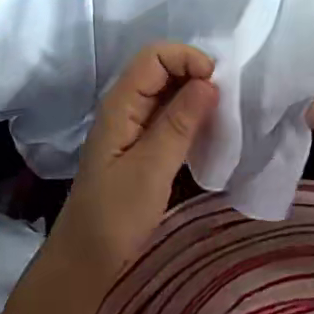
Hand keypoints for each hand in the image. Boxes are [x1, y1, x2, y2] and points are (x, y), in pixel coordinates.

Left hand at [47, 43, 217, 288]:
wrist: (87, 258)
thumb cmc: (116, 214)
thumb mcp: (152, 168)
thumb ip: (180, 123)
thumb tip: (209, 81)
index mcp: (120, 103)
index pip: (155, 55)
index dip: (187, 59)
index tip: (217, 85)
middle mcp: (125, 106)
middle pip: (161, 68)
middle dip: (195, 74)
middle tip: (226, 102)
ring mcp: (132, 125)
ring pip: (167, 91)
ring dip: (195, 95)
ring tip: (223, 117)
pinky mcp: (141, 145)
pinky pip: (168, 115)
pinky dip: (190, 116)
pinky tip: (208, 133)